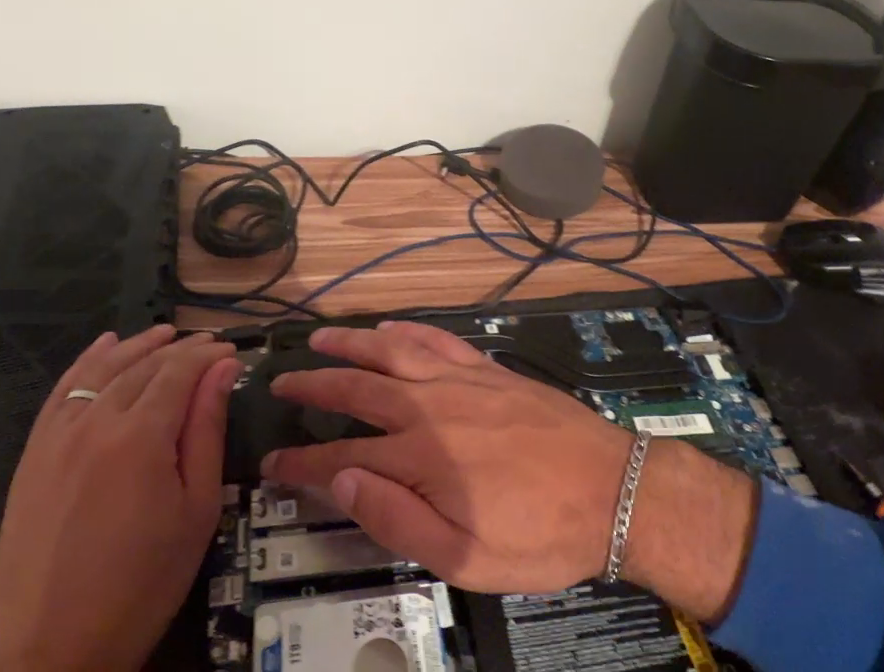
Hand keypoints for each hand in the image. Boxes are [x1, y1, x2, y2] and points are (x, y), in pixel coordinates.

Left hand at [0, 326, 240, 671]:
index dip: (208, 355)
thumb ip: (207, 431)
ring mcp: (57, 435)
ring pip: (102, 370)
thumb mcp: (196, 510)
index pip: (179, 371)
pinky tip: (103, 348)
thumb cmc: (143, 584)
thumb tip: (224, 370)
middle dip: (180, 348)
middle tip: (209, 345)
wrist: (52, 648)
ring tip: (165, 333)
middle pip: (143, 366)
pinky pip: (63, 391)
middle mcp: (96, 421)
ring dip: (136, 346)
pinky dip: (86, 363)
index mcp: (141, 435)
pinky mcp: (33, 454)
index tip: (232, 351)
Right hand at [260, 323, 758, 619]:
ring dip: (350, 342)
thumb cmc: (539, 534)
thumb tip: (340, 479)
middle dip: (313, 385)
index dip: (300, 462)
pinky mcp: (489, 370)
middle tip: (280, 381)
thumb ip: (396, 517)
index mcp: (419, 456)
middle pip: (357, 387)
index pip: (340, 455)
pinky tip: (390, 326)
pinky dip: (407, 329)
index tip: (270, 464)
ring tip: (319, 337)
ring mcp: (461, 381)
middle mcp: (430, 407)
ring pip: (391, 350)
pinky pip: (437, 339)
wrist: (613, 490)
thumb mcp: (465, 556)